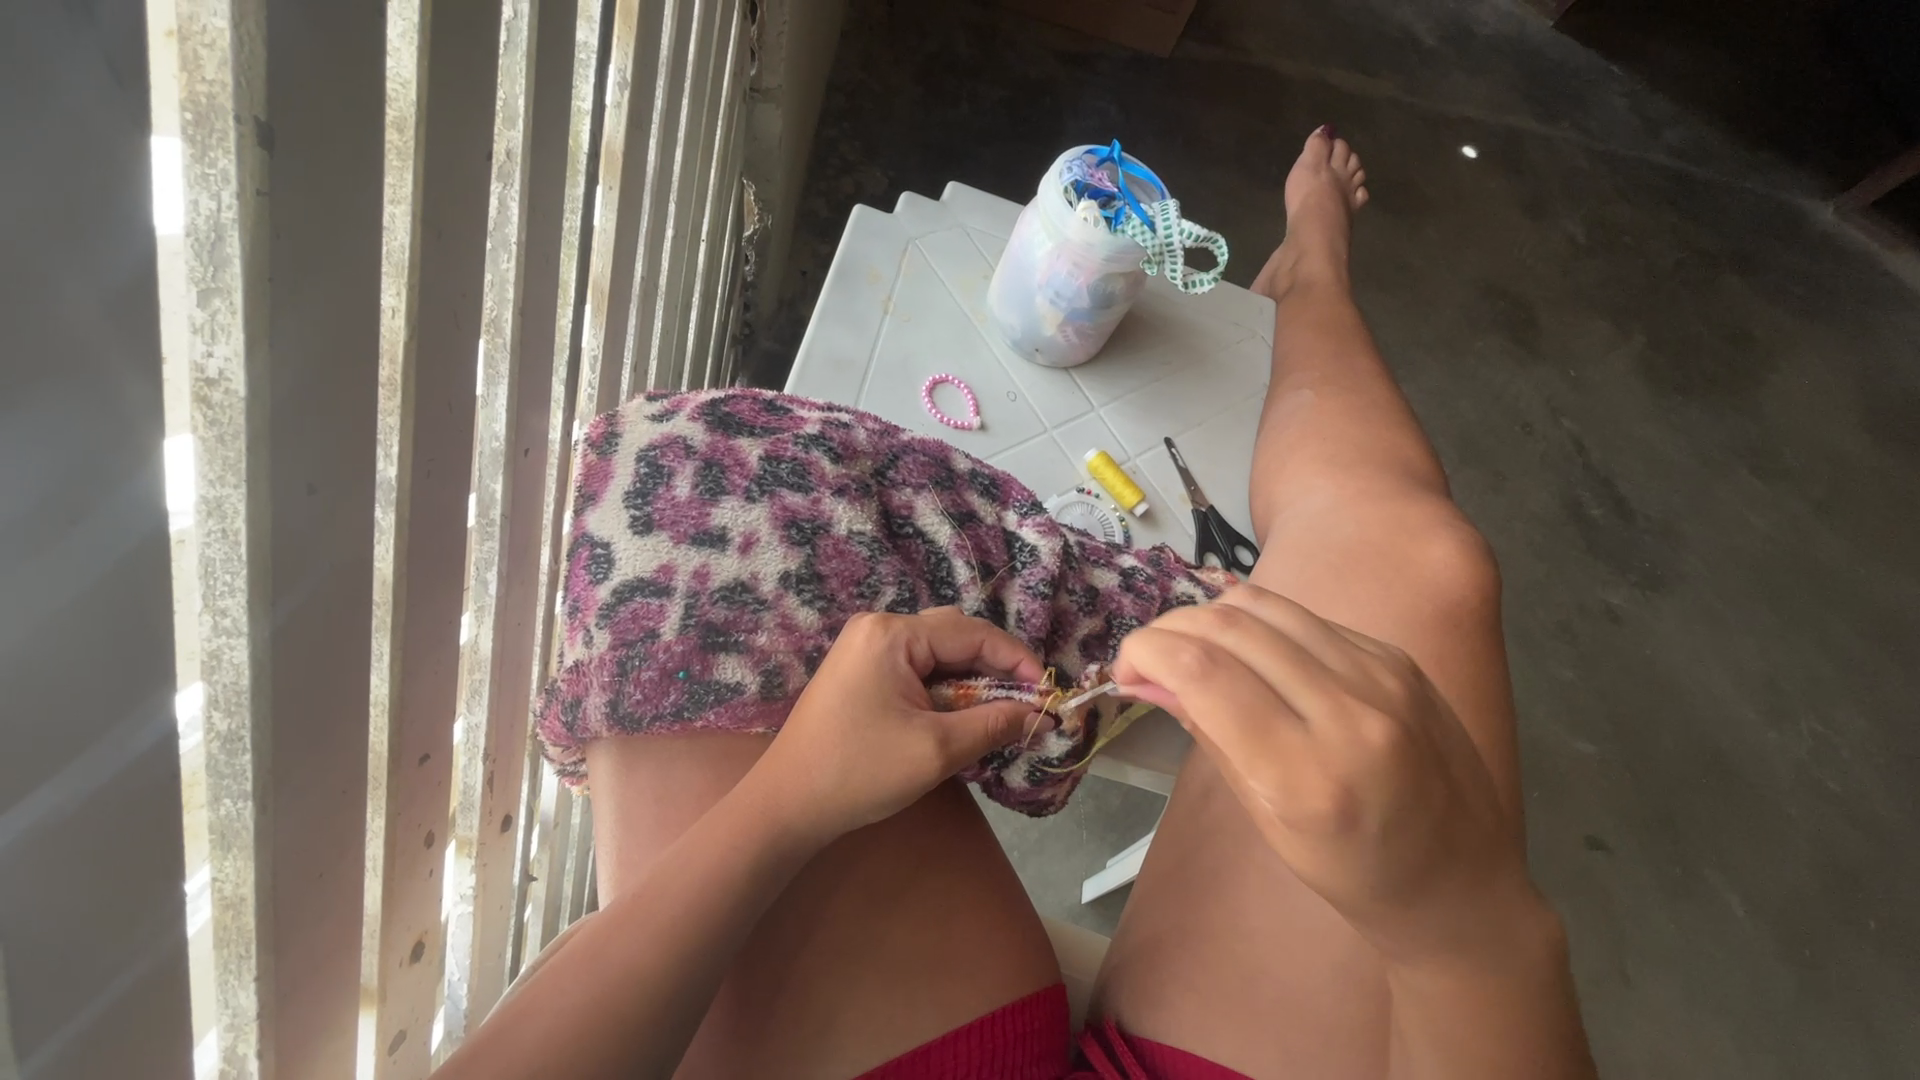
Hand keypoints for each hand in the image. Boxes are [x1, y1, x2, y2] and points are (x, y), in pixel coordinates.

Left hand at [749, 607, 1046, 841]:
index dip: (1016, 660)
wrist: (787, 805)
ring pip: (936, 653)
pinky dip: (944, 688)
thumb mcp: (936, 750)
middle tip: (1026, 702)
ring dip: (971, 679)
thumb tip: (1041, 714)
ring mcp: (864, 648)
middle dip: (995, 667)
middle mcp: (877, 628)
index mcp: (892, 634)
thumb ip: (994, 723)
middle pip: (954, 635)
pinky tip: (960, 713)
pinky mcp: (860, 671)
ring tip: (1000, 711)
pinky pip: (915, 668)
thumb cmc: (860, 772)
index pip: (972, 633)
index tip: (1048, 692)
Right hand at [1113, 585, 1545, 965]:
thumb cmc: (1351, 871)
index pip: (1204, 673)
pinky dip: (1255, 623)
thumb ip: (1206, 733)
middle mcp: (1348, 712)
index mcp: (1306, 775)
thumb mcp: (1264, 819)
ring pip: (1264, 607)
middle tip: (1147, 654)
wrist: (1463, 886)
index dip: (1147, 651)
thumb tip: (1145, 677)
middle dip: (1168, 628)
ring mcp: (1380, 676)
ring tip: (1189, 644)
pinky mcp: (1395, 658)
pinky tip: (1244, 650)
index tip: (1125, 667)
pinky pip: (1304, 618)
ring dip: (1207, 615)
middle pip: (1230, 627)